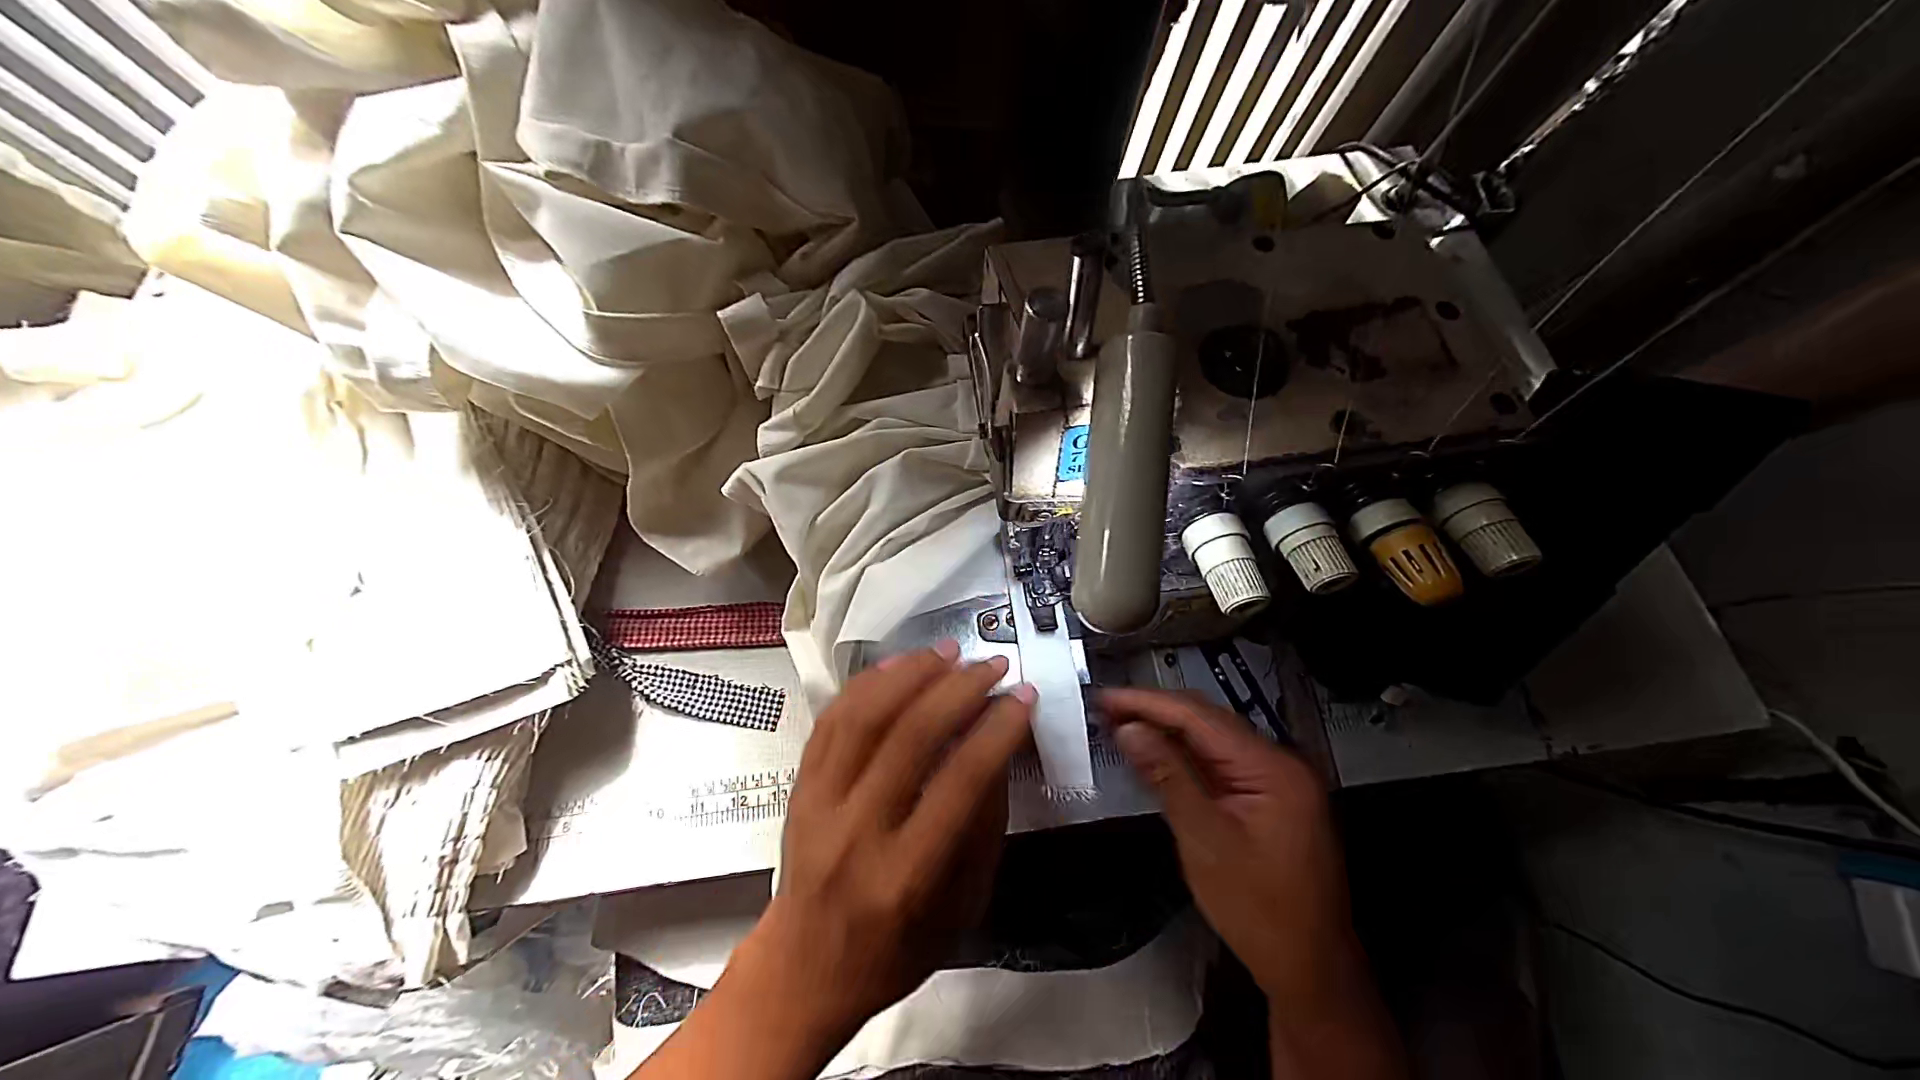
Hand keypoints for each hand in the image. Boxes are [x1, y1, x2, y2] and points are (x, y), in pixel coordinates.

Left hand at [638, 643, 1032, 1079]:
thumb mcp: (960, 909)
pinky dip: (867, 684)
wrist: (803, 969)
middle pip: (909, 737)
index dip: (997, 731)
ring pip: (863, 716)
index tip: (1023, 699)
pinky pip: (831, 720)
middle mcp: (856, 832)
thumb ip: (982, 829)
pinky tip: (898, 665)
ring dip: (910, 673)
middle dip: (959, 690)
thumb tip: (998, 751)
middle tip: (993, 666)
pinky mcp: (799, 787)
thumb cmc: (893, 950)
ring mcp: (819, 804)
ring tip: (948, 652)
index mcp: (904, 875)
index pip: (959, 783)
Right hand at [1101, 689, 1402, 1079]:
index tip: (1106, 697)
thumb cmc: (1258, 909)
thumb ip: (1167, 776)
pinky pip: (1220, 763)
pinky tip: (1155, 753)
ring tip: (1121, 723)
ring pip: (1212, 739)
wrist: (1309, 969)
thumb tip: (1129, 729)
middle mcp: (1280, 763)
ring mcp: (1277, 781)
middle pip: (1208, 721)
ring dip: (1167, 730)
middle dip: (1155, 711)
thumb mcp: (1204, 840)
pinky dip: (1184, 755)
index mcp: (1272, 768)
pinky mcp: (1268, 798)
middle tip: (1106, 708)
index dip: (1147, 703)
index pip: (1200, 718)